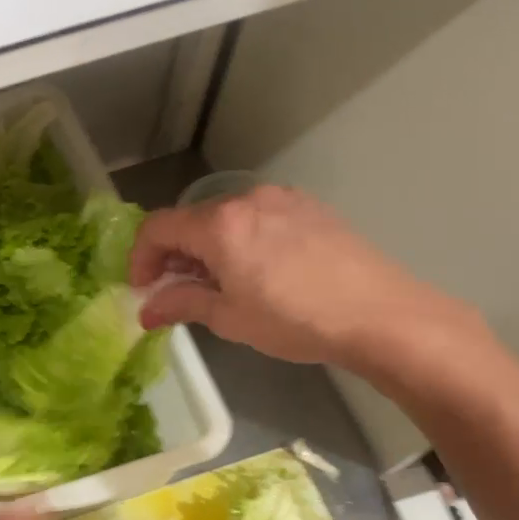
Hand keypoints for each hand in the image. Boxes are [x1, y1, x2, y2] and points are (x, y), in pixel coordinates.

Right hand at [129, 185, 480, 371]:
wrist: (378, 314)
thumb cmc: (294, 320)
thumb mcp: (228, 318)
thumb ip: (181, 304)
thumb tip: (148, 309)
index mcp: (219, 225)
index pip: (158, 228)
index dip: (140, 258)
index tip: (143, 290)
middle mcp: (247, 200)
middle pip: (191, 219)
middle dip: (174, 254)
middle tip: (175, 292)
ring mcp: (282, 200)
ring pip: (225, 218)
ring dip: (207, 247)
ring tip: (217, 285)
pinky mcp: (310, 209)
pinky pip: (257, 218)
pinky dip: (239, 240)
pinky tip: (255, 272)